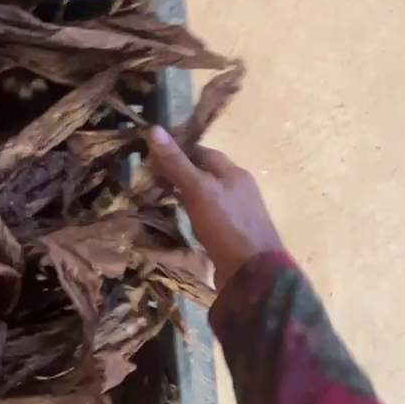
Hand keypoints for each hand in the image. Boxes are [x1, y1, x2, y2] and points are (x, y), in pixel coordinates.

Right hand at [146, 127, 283, 290]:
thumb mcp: (197, 189)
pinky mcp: (234, 235)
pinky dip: (193, 214)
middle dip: (180, 173)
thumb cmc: (227, 225)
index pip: (203, 152)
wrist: (254, 275)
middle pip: (205, 173)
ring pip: (206, 195)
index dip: (179, 150)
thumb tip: (154, 128)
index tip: (152, 155)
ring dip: (185, 195)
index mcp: (235, 173)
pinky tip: (179, 221)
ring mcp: (238, 214)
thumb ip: (176, 162)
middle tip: (150, 178)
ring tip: (159, 198)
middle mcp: (239, 190)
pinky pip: (209, 216)